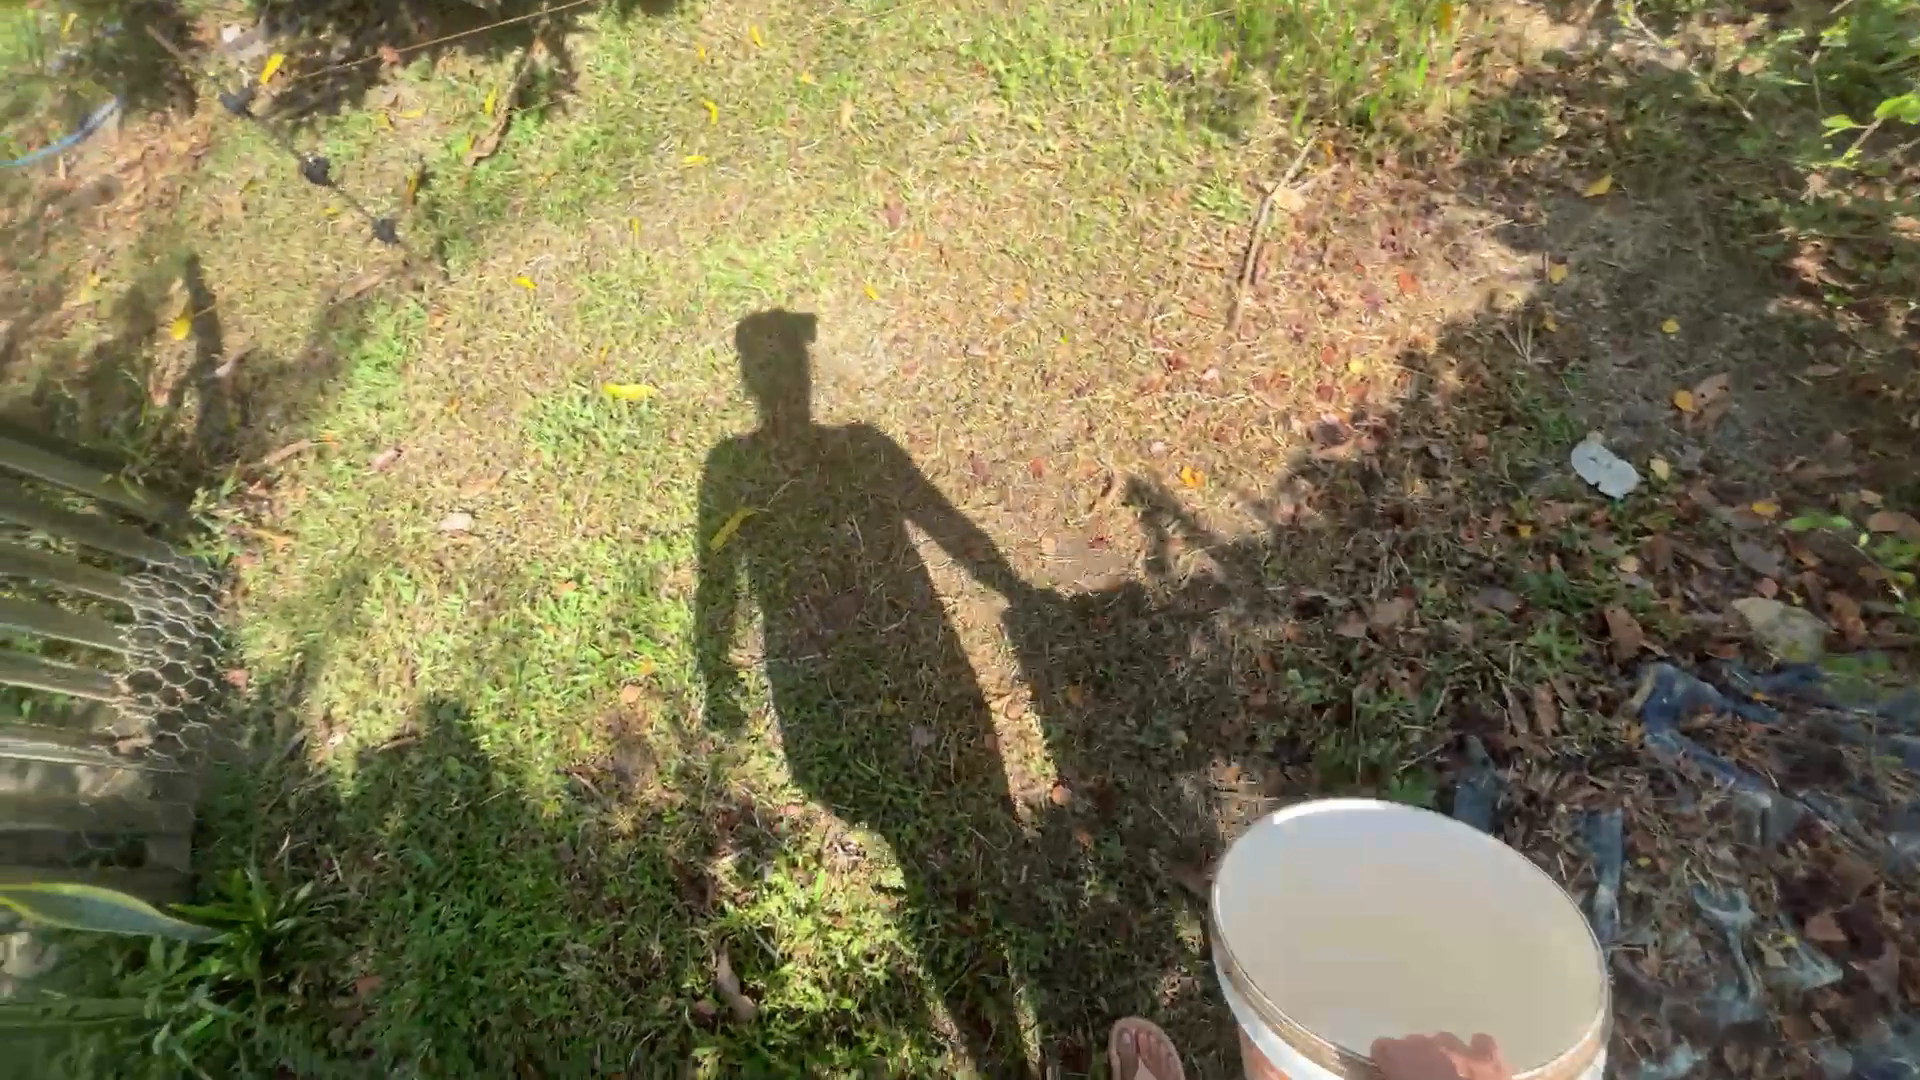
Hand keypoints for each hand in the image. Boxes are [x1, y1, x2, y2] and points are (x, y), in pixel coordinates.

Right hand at [1370, 1033, 1511, 1079]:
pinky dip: (1477, 1052)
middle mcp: (1428, 1046)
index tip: (1387, 1077)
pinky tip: (1475, 1068)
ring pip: (1445, 1040)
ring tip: (1446, 1078)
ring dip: (1443, 1056)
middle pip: (1412, 1043)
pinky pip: (1483, 1044)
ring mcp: (1462, 1052)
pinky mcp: (1492, 1063)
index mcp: (1400, 1056)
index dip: (1383, 1065)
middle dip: (1414, 1062)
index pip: (1380, 1048)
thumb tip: (1374, 1076)